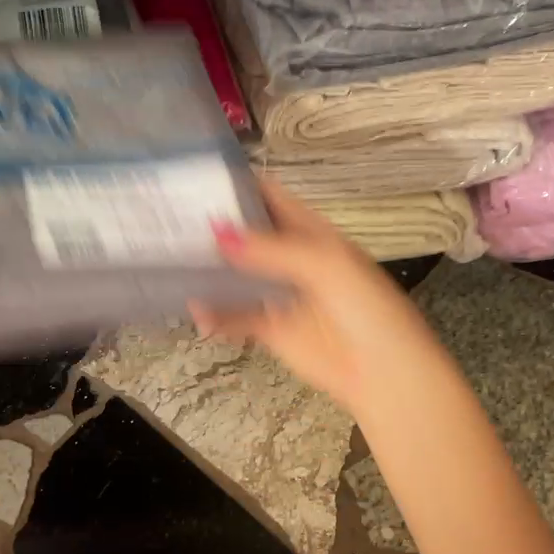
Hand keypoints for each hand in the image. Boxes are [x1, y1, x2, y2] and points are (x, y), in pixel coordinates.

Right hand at [190, 177, 441, 424]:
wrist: (382, 371)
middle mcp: (293, 260)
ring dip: (209, 272)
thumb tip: (217, 232)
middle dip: (214, 229)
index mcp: (312, 233)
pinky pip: (235, 317)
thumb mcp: (323, 265)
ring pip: (236, 277)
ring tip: (171, 264)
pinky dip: (215, 315)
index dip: (239, 187)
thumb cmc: (365, 308)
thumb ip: (269, 249)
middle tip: (170, 221)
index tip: (198, 181)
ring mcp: (280, 295)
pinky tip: (195, 311)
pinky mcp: (271, 329)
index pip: (271, 199)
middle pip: (247, 237)